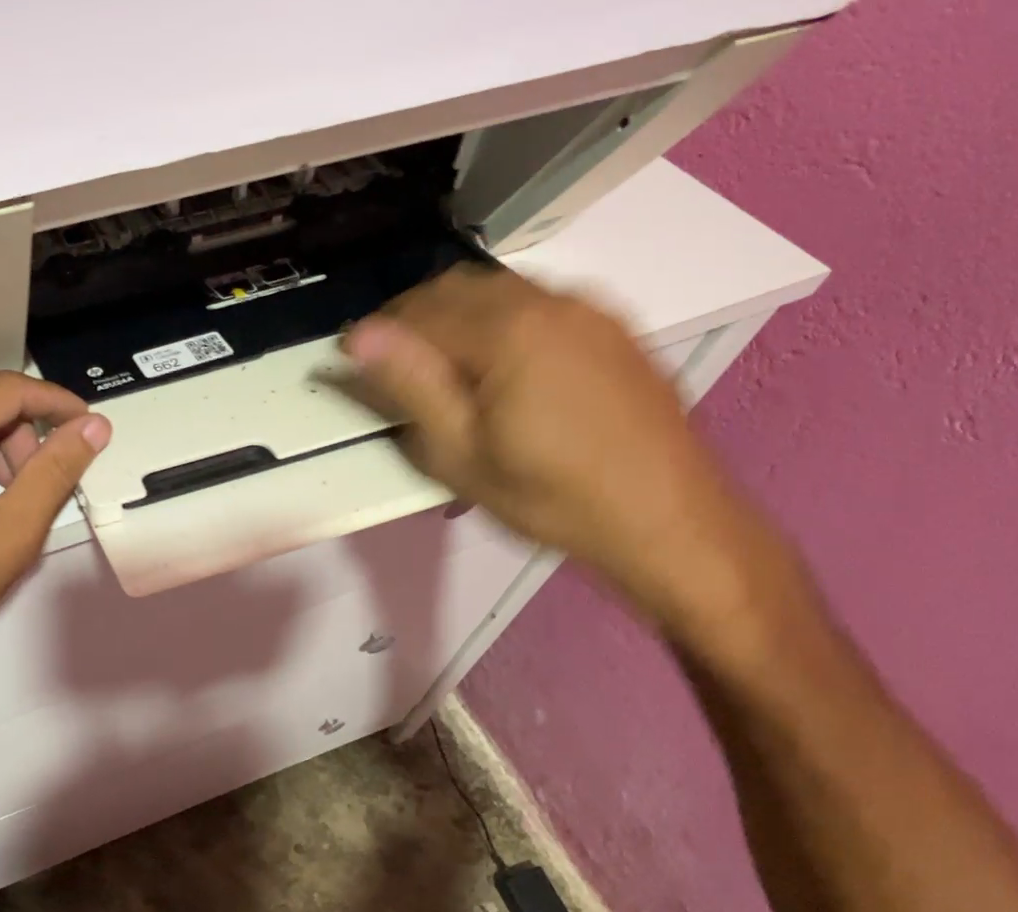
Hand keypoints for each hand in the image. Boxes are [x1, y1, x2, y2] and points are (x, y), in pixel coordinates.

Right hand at [343, 266, 764, 618]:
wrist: (668, 518)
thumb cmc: (552, 499)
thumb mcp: (462, 455)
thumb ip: (411, 385)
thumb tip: (362, 336)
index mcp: (508, 331)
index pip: (417, 310)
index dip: (375, 332)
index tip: (350, 361)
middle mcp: (550, 301)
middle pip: (456, 288)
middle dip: (412, 317)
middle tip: (390, 367)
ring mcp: (589, 310)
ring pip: (498, 291)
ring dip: (455, 317)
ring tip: (439, 370)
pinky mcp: (613, 327)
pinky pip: (539, 303)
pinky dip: (500, 321)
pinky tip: (499, 367)